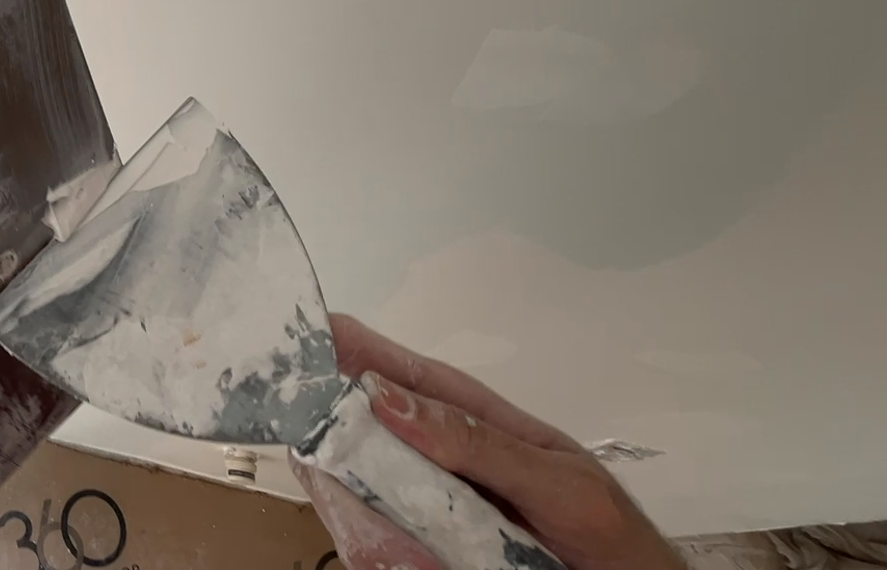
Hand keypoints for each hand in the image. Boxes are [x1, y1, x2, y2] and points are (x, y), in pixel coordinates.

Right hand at [293, 314, 684, 569]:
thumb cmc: (610, 540)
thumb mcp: (562, 485)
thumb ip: (478, 439)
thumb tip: (380, 394)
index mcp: (442, 401)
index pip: (363, 351)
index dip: (315, 342)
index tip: (280, 352)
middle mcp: (405, 436)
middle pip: (327, 420)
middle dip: (327, 455)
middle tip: (353, 498)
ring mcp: (395, 487)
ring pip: (331, 483)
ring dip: (357, 521)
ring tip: (416, 560)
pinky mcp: (394, 534)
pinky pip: (354, 534)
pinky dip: (373, 553)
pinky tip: (410, 566)